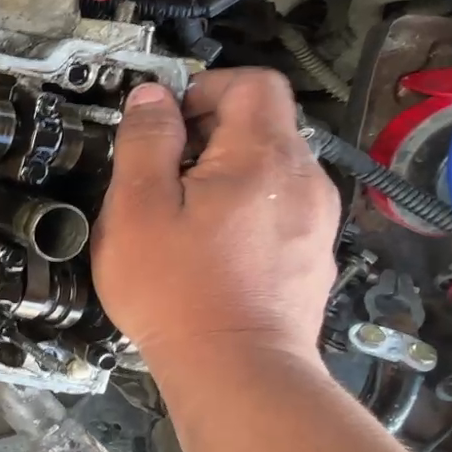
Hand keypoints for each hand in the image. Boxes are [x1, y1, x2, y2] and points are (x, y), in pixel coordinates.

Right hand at [91, 68, 339, 364]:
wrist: (235, 367)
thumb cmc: (174, 284)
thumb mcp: (136, 203)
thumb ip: (145, 140)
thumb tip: (152, 97)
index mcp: (262, 158)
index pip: (252, 84)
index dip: (202, 88)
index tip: (163, 124)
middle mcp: (304, 181)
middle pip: (262, 123)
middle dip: (204, 132)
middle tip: (157, 173)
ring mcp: (315, 219)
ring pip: (267, 165)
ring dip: (220, 169)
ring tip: (176, 211)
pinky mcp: (311, 252)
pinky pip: (275, 202)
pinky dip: (238, 203)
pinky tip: (204, 243)